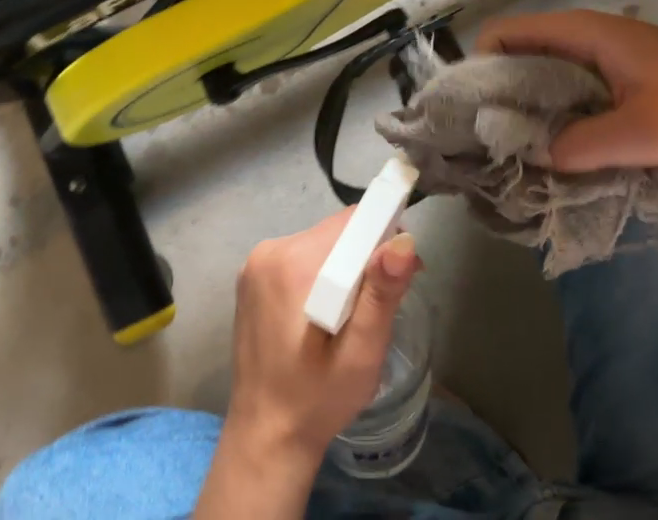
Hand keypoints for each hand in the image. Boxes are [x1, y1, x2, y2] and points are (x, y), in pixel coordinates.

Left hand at [223, 208, 421, 459]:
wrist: (266, 436)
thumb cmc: (317, 398)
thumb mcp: (360, 353)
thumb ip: (380, 294)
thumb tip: (403, 240)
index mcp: (292, 263)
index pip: (352, 221)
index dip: (384, 238)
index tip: (403, 275)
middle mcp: (269, 251)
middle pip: (336, 232)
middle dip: (367, 259)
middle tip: (383, 307)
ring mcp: (256, 264)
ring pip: (321, 244)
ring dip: (346, 270)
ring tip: (356, 318)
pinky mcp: (253, 279)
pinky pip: (302, 259)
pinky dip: (323, 277)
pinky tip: (329, 315)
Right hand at [476, 10, 657, 171]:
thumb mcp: (641, 133)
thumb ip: (581, 145)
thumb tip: (535, 158)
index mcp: (584, 34)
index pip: (507, 33)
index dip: (479, 65)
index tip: (469, 110)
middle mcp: (585, 37)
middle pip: (519, 54)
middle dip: (497, 91)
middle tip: (484, 138)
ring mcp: (601, 57)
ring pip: (542, 74)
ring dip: (524, 106)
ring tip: (510, 148)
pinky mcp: (615, 79)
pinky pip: (566, 89)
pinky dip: (550, 112)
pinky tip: (550, 146)